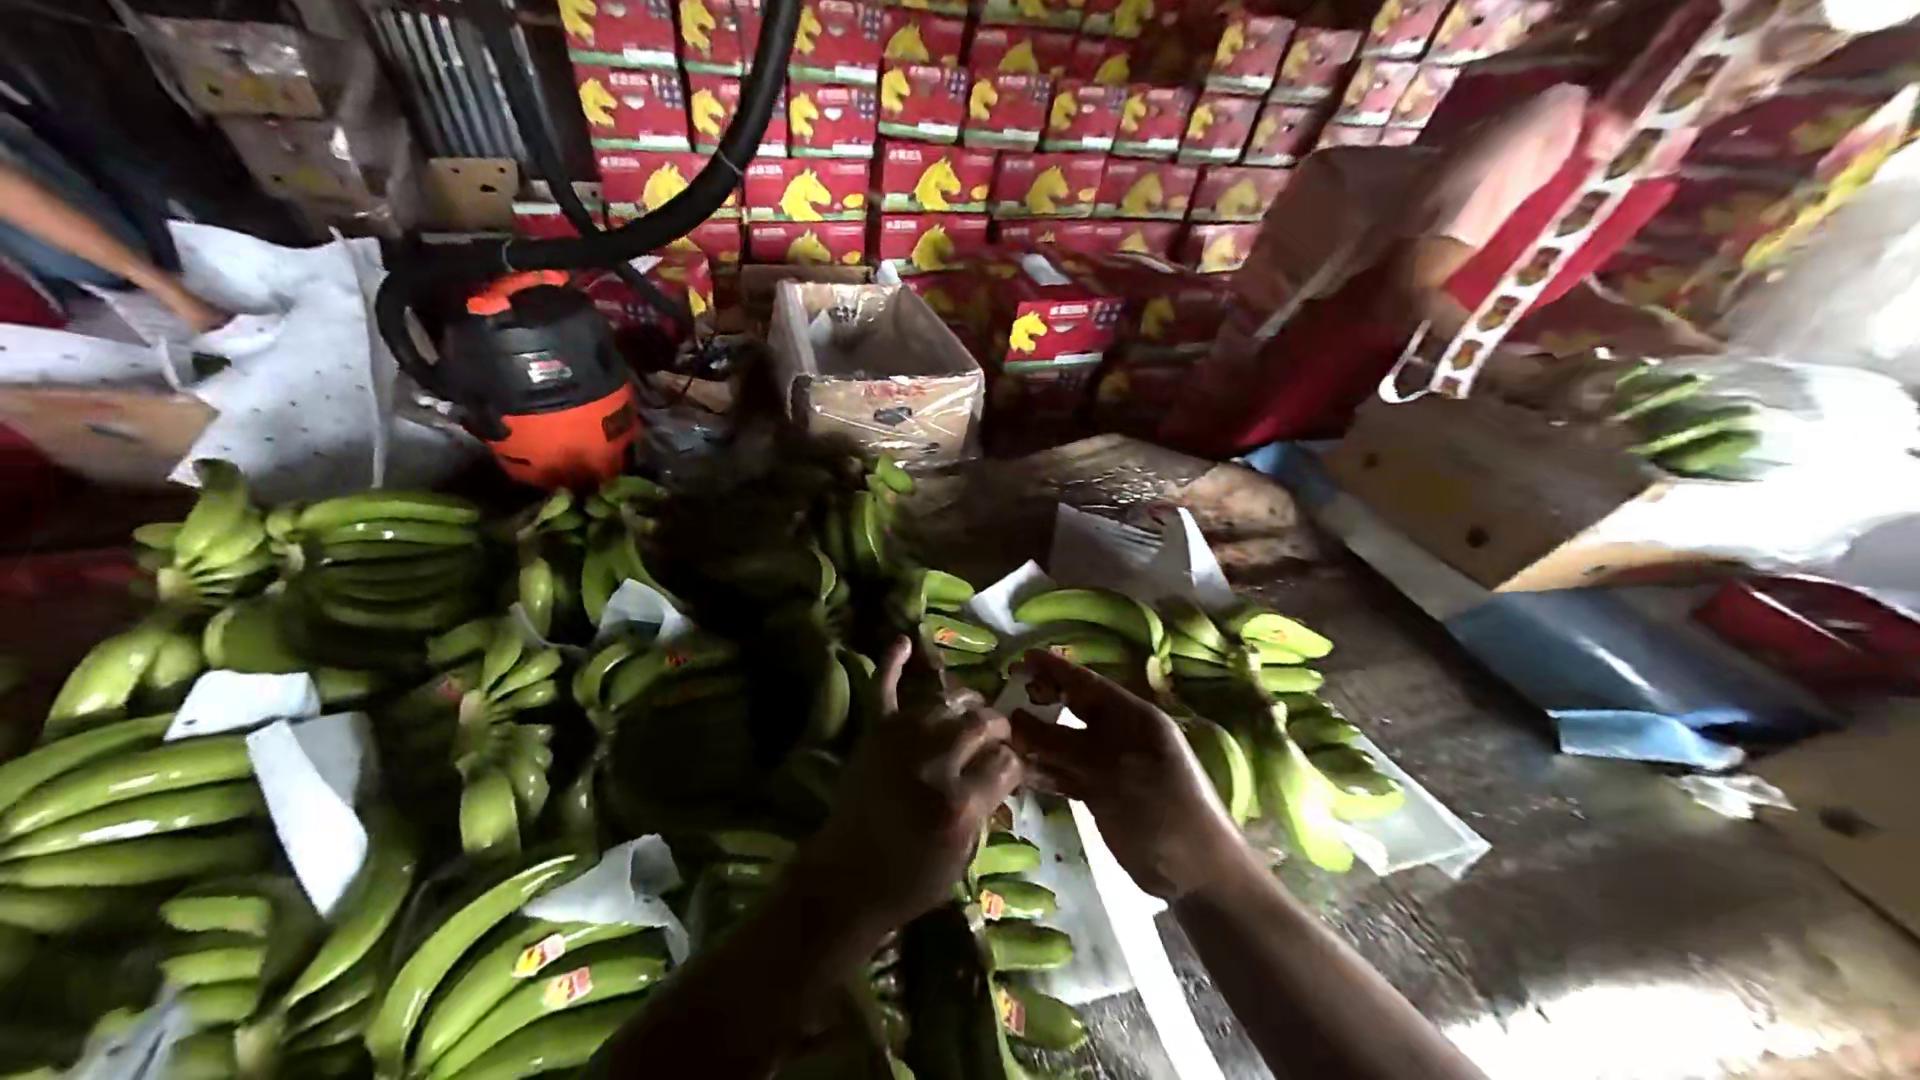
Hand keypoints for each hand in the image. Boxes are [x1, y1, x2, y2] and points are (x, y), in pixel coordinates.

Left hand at [790, 637, 1023, 936]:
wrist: (845, 880)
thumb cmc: (911, 878)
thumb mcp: (964, 855)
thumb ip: (987, 805)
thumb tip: (1005, 768)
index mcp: (960, 802)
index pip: (1007, 760)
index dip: (1014, 761)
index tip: (1011, 765)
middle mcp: (933, 763)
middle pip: (982, 722)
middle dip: (997, 727)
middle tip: (996, 738)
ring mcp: (899, 742)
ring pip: (945, 702)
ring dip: (965, 703)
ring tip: (971, 713)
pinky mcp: (873, 734)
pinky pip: (884, 689)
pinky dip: (893, 663)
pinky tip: (905, 641)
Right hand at [1009, 649, 1248, 898]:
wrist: (1196, 873)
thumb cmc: (1161, 809)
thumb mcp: (1110, 772)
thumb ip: (1061, 745)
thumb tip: (1015, 719)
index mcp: (1133, 717)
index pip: (1087, 682)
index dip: (1054, 668)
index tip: (1021, 657)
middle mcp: (1120, 734)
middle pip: (1073, 709)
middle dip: (1040, 701)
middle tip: (1001, 695)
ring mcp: (1110, 765)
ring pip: (1065, 744)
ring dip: (1035, 742)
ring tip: (997, 736)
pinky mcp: (1102, 793)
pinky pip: (1066, 774)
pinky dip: (1044, 772)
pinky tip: (1015, 771)